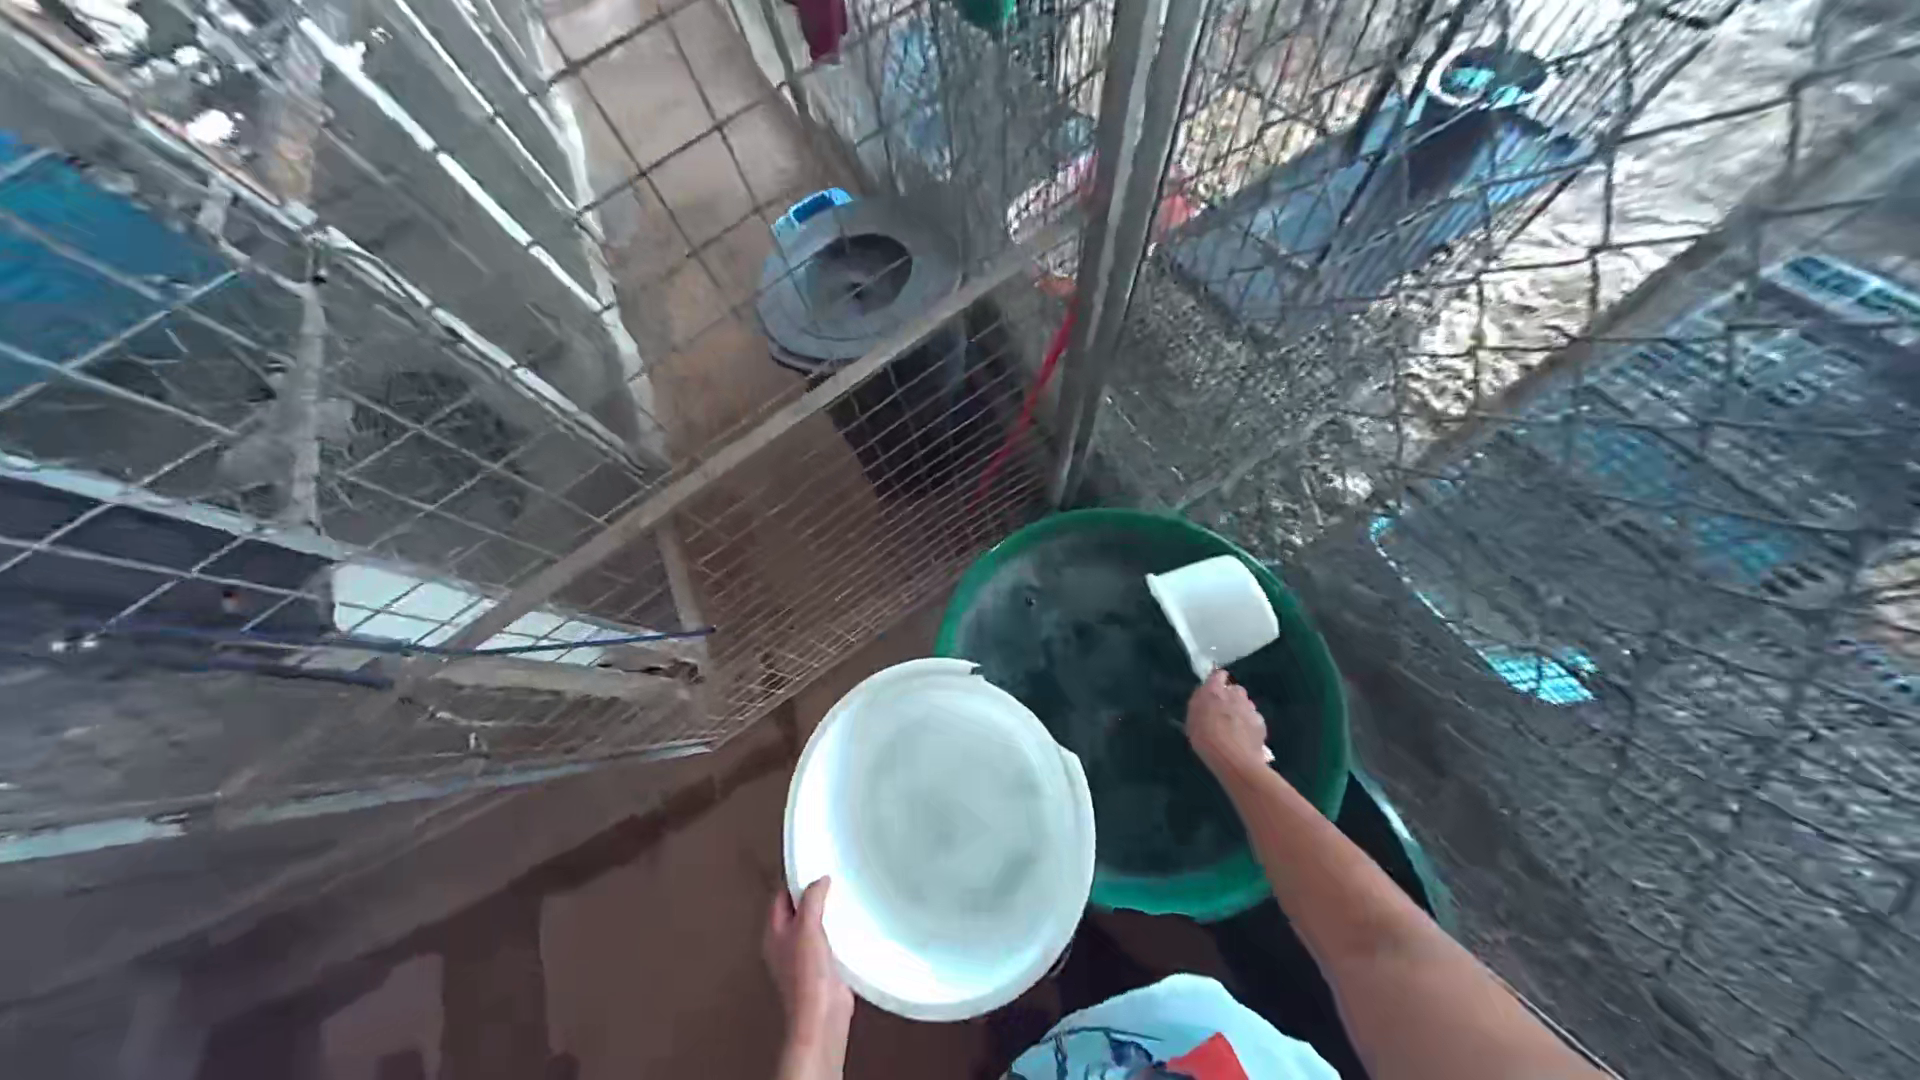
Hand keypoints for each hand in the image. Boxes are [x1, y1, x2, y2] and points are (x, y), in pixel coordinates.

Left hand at [764, 877, 853, 1058]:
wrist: (821, 1015)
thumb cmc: (806, 972)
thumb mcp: (806, 926)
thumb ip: (811, 898)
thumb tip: (820, 879)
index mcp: (773, 932)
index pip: (780, 896)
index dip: (794, 879)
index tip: (814, 862)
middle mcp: (785, 941)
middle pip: (797, 907)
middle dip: (813, 892)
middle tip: (832, 874)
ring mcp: (804, 954)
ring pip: (814, 921)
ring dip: (827, 909)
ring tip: (845, 891)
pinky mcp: (822, 964)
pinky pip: (828, 937)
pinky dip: (838, 926)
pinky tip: (852, 918)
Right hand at [1186, 669, 1269, 776]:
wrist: (1234, 759)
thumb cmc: (1205, 739)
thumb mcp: (1192, 720)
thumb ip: (1199, 704)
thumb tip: (1205, 696)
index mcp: (1213, 691)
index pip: (1218, 675)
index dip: (1218, 679)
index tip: (1215, 686)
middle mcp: (1233, 695)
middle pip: (1235, 689)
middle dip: (1231, 696)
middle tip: (1223, 711)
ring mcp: (1249, 708)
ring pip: (1246, 703)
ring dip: (1241, 709)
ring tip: (1234, 726)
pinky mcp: (1261, 722)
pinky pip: (1254, 718)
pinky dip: (1250, 724)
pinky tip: (1244, 737)